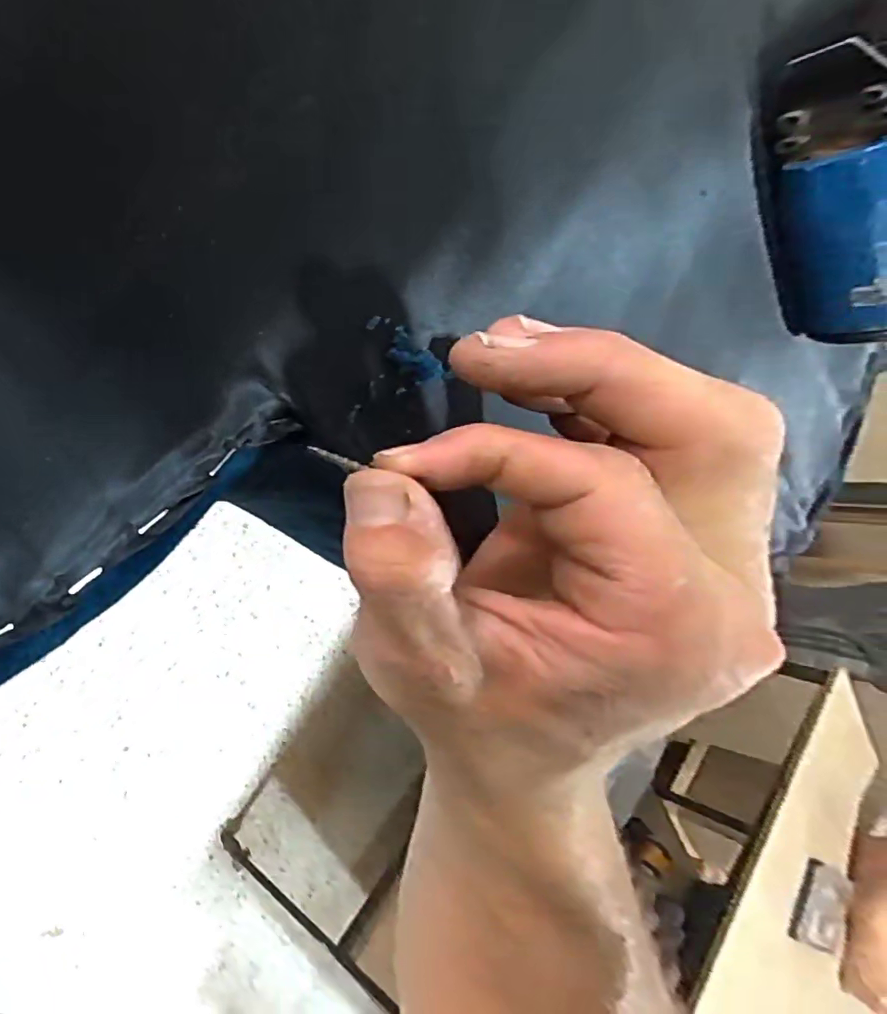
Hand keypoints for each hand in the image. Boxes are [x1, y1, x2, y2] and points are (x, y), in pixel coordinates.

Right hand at [342, 317, 785, 803]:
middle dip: (592, 371)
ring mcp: (721, 562)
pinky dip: (597, 406)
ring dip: (600, 377)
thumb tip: (382, 481)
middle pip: (711, 431)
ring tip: (501, 354)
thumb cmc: (463, 716)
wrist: (514, 760)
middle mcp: (726, 584)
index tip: (397, 462)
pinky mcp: (685, 544)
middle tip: (483, 349)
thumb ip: (394, 576)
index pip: (599, 486)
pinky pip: (664, 450)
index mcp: (665, 619)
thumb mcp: (410, 660)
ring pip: (708, 426)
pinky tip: (532, 390)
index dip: (490, 452)